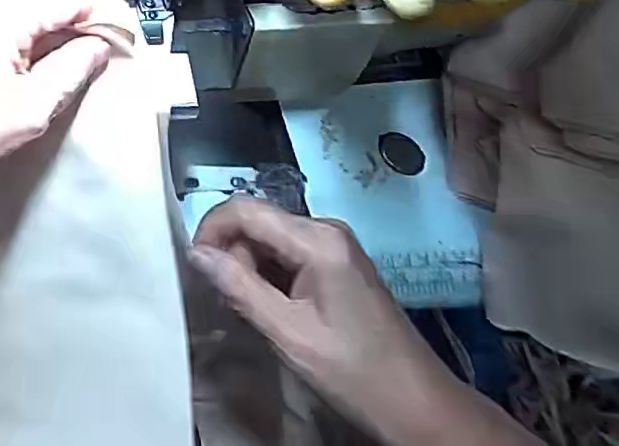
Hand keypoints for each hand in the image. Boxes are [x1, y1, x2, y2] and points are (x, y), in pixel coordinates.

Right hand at [191, 198, 518, 445]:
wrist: (423, 409)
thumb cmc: (357, 374)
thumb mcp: (290, 334)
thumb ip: (239, 287)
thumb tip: (196, 254)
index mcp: (317, 239)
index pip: (245, 210)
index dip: (211, 229)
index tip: (195, 265)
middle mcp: (325, 227)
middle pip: (256, 220)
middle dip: (232, 252)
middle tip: (228, 298)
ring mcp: (333, 241)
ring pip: (268, 234)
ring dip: (249, 264)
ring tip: (251, 307)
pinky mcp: (336, 258)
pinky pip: (286, 249)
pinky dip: (269, 271)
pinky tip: (272, 304)